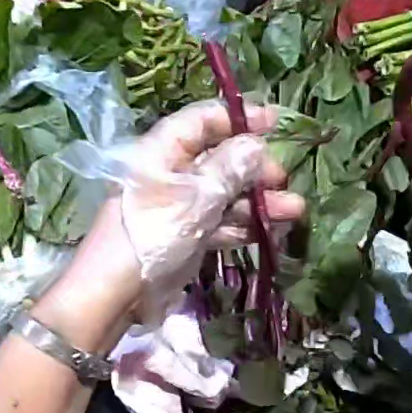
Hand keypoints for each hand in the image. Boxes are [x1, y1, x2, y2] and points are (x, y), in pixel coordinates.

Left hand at [42, 101, 304, 345]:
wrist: (117, 294)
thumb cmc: (153, 234)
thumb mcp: (195, 197)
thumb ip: (229, 168)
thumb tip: (255, 144)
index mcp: (164, 151)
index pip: (203, 121)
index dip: (239, 118)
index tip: (274, 124)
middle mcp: (173, 174)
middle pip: (220, 159)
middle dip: (255, 167)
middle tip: (281, 179)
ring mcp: (181, 207)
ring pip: (226, 195)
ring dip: (258, 201)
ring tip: (293, 210)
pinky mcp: (187, 236)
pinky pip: (221, 223)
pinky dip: (243, 226)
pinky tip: (270, 232)